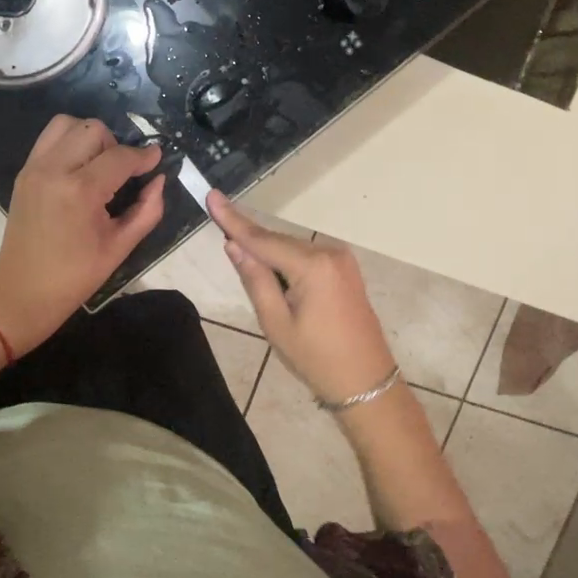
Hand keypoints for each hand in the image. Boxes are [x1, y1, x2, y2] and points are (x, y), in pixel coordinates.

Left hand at [0, 116, 164, 352]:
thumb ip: (147, 210)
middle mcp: (53, 170)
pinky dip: (69, 143)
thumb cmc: (75, 277)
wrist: (23, 291)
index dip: (144, 156)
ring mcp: (34, 168)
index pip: (120, 156)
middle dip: (115, 145)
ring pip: (67, 124)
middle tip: (122, 172)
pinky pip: (49, 139)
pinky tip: (79, 170)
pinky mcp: (24, 172)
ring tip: (98, 166)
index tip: (157, 159)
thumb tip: (158, 180)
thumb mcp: (120, 247)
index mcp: (80, 192)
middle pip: (93, 129)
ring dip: (89, 137)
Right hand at [208, 191, 397, 405]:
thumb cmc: (316, 359)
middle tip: (219, 231)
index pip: (261, 239)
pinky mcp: (346, 270)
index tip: (211, 195)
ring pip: (290, 248)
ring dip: (267, 253)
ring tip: (245, 266)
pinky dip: (285, 261)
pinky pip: (305, 257)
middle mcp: (329, 253)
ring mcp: (341, 260)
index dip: (232, 219)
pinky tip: (271, 273)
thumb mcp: (276, 322)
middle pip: (276, 241)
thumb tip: (233, 245)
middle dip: (249, 240)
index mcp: (312, 266)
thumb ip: (255, 279)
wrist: (366, 383)